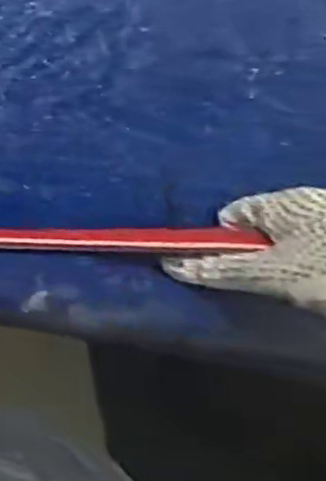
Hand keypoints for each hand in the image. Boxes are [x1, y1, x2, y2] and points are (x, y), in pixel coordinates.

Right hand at [164, 188, 325, 315]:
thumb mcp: (272, 277)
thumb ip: (217, 269)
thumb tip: (170, 264)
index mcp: (284, 201)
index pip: (231, 215)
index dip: (226, 241)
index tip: (239, 265)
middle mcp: (316, 199)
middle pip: (272, 224)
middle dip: (267, 248)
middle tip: (281, 278)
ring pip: (309, 236)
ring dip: (306, 256)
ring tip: (321, 281)